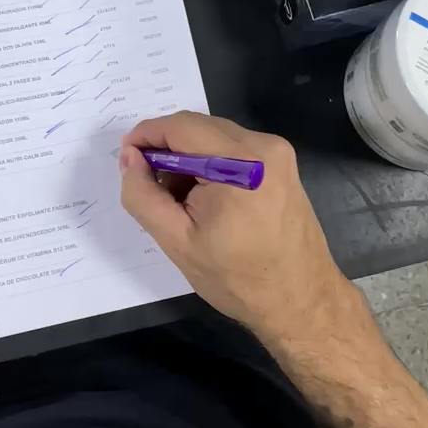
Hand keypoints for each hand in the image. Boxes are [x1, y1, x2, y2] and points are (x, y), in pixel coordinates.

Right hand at [119, 112, 352, 343]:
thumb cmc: (237, 278)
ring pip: (214, 134)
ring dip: (188, 155)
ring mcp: (277, 151)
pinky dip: (210, 161)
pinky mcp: (282, 161)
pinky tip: (204, 196)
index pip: (180, 127)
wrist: (301, 301)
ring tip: (177, 197)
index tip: (126, 157)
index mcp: (239, 163)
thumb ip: (143, 195)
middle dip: (166, 148)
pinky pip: (233, 146)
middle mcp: (263, 145)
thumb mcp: (177, 241)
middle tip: (148, 183)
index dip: (146, 135)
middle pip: (198, 126)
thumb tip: (129, 157)